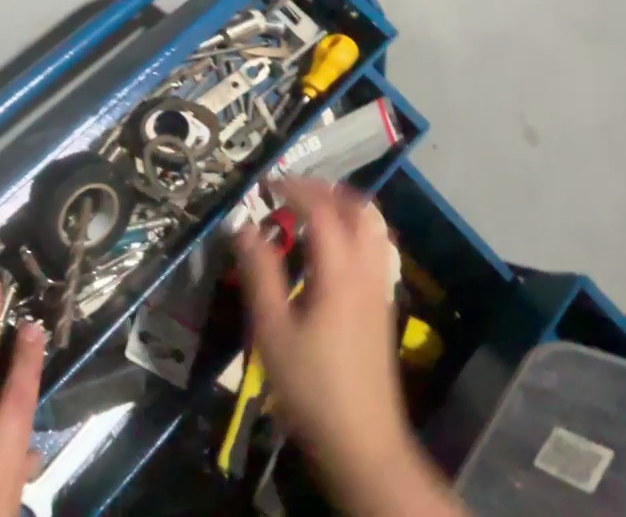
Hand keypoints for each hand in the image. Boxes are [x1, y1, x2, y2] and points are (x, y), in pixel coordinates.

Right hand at [233, 179, 461, 515]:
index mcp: (340, 274)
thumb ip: (259, 271)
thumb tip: (243, 226)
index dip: (295, 188)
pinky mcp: (382, 309)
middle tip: (289, 192)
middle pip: (361, 211)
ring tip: (306, 214)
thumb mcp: (271, 328)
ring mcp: (380, 292)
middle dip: (326, 191)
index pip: (323, 211)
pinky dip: (353, 233)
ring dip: (343, 210)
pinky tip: (325, 251)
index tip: (266, 185)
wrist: (361, 440)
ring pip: (374, 230)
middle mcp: (367, 274)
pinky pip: (375, 251)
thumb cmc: (309, 385)